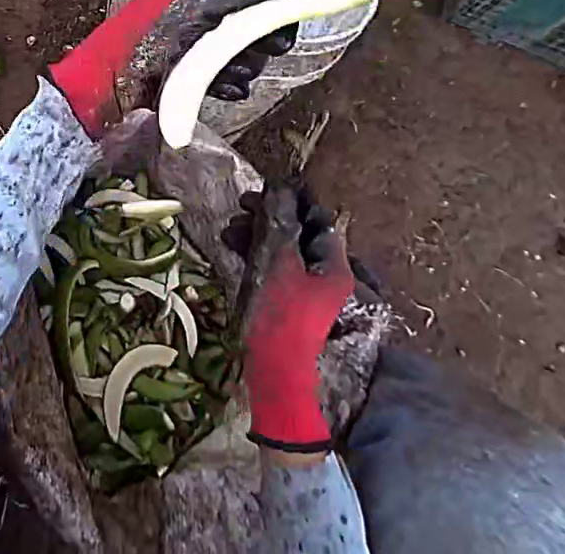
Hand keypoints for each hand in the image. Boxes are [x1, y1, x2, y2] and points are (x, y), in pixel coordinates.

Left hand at [48, 0, 340, 134]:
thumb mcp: (210, 0)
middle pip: (267, 8)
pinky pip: (231, 71)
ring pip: (252, 45)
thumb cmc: (152, 35)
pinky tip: (217, 86)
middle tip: (266, 44)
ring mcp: (198, 32)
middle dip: (269, 31)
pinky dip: (228, 81)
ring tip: (225, 69)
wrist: (109, 83)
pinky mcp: (193, 65)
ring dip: (245, 62)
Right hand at [241, 186, 352, 451]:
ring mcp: (308, 294)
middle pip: (299, 236)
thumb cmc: (282, 314)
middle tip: (241, 206)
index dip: (291, 202)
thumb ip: (280, 224)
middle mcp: (327, 279)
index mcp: (335, 268)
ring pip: (285, 252)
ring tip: (229, 230)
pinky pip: (276, 269)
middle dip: (269, 218)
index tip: (263, 190)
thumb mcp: (279, 262)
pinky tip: (234, 250)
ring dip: (258, 235)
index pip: (318, 222)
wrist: (277, 373)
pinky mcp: (289, 305)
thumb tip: (281, 190)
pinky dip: (256, 256)